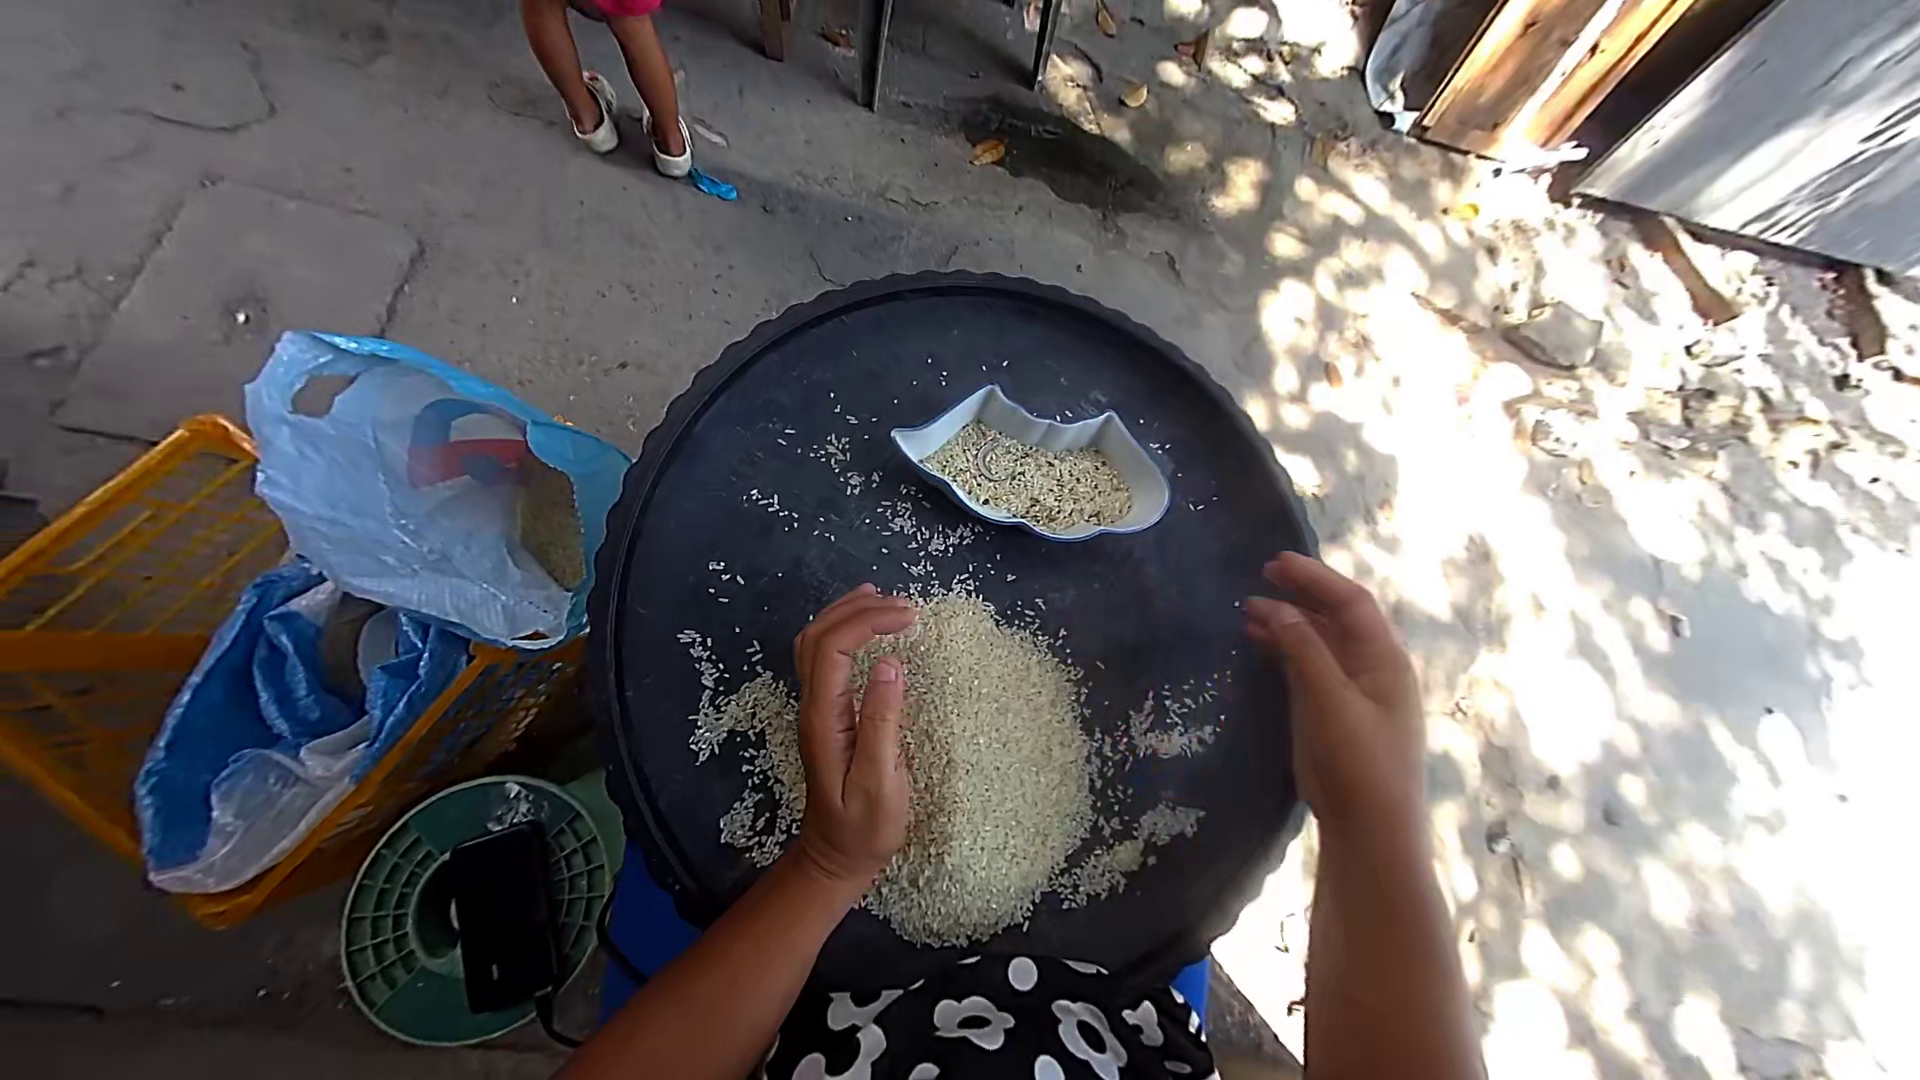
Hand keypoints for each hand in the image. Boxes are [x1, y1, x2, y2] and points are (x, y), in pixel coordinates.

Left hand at [790, 584, 916, 893]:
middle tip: (905, 606)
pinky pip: (825, 655)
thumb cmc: (864, 827)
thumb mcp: (881, 782)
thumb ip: (883, 722)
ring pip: (815, 641)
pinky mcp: (826, 710)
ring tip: (883, 599)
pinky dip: (844, 629)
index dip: (869, 623)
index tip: (910, 617)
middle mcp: (812, 705)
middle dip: (859, 610)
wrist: (836, 856)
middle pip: (818, 635)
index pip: (833, 649)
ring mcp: (815, 706)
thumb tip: (891, 663)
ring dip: (847, 613)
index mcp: (824, 718)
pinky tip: (865, 624)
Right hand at [1245, 553, 1424, 838]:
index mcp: (1383, 659)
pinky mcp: (1327, 703)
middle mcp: (1369, 665)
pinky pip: (1304, 660)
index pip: (1351, 603)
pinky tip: (1256, 638)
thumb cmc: (1359, 761)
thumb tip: (1272, 606)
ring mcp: (1348, 685)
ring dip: (1286, 617)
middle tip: (1262, 573)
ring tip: (1248, 606)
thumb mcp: (1330, 701)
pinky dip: (1281, 644)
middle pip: (1335, 614)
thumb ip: (1304, 650)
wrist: (1368, 825)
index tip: (1277, 562)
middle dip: (1301, 591)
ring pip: (1316, 636)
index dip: (1316, 578)